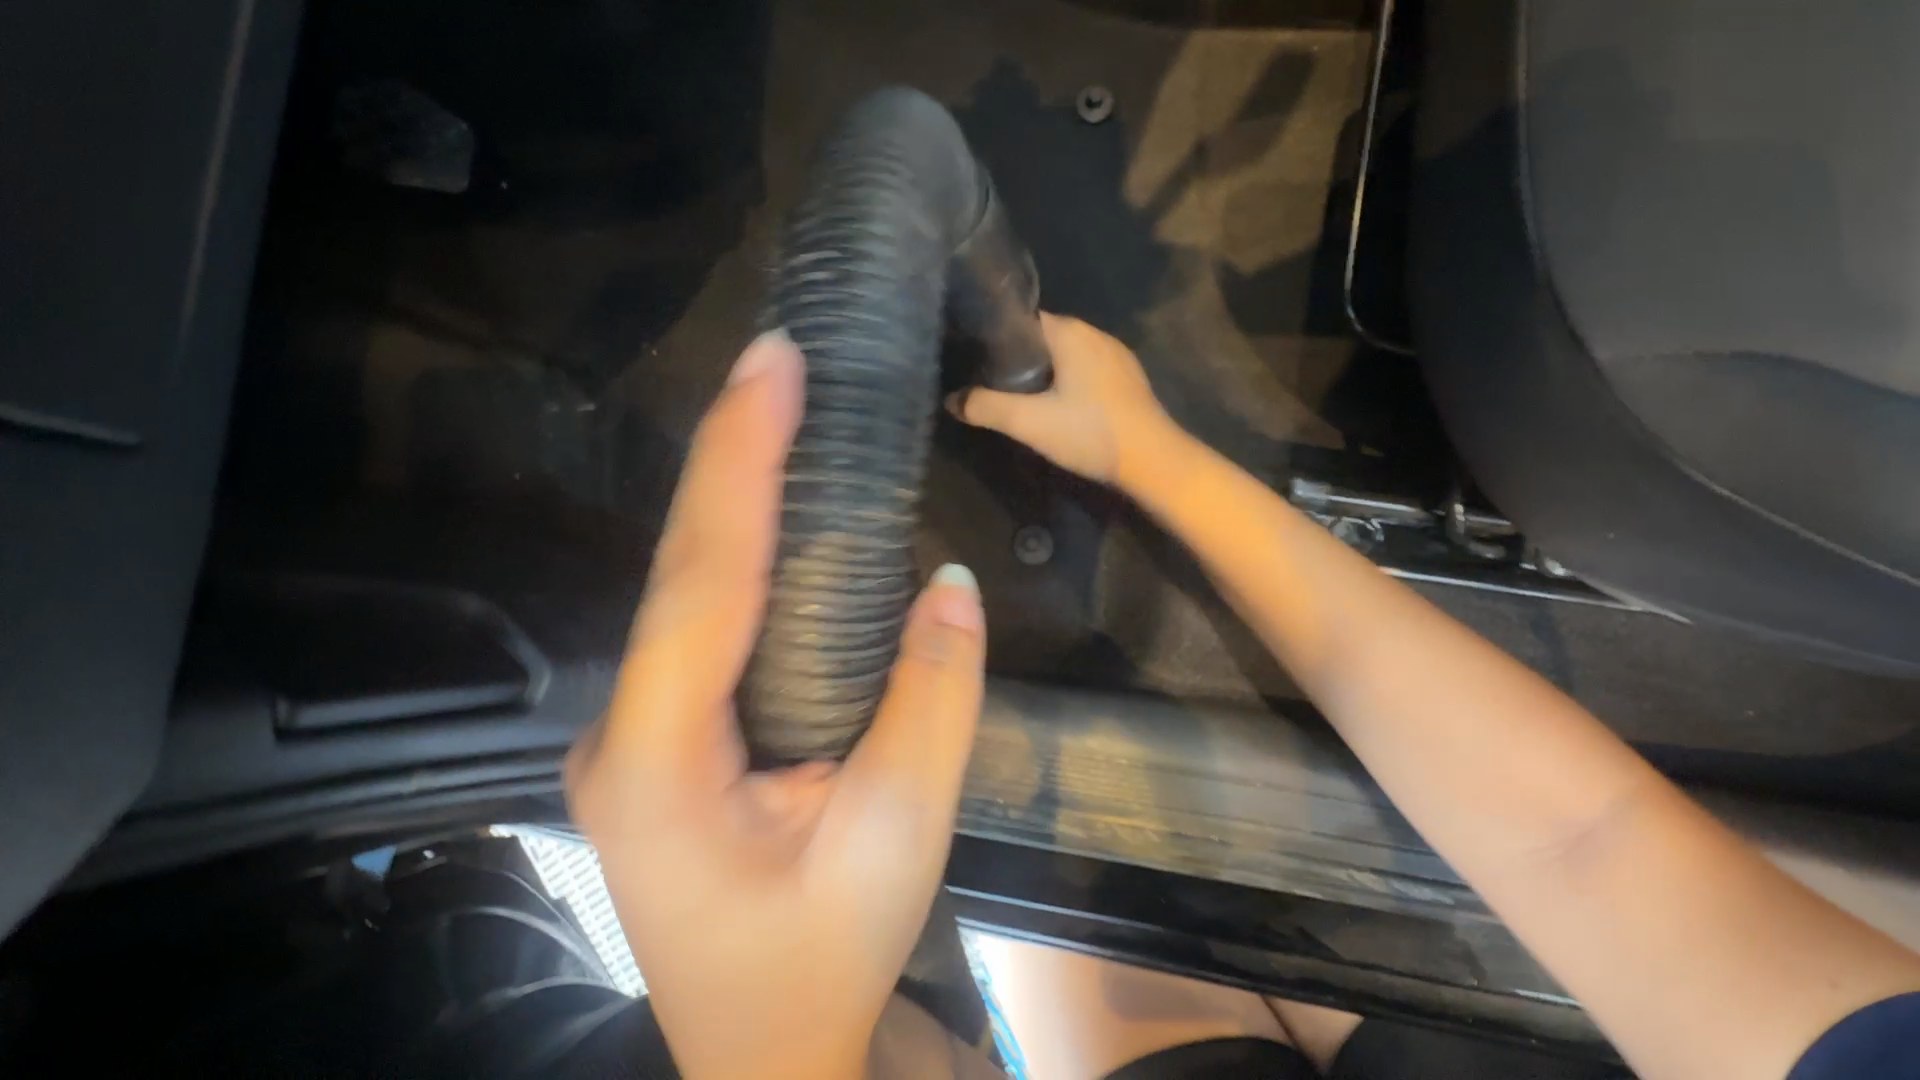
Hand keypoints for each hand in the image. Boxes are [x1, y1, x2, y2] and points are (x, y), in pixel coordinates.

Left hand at [566, 332, 987, 1079]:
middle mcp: (619, 735)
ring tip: (777, 407)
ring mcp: (631, 738)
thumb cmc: (825, 959)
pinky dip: (738, 555)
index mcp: (656, 763)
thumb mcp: (897, 842)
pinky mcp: (661, 742)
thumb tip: (951, 590)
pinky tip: (771, 507)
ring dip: (731, 498)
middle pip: (680, 574)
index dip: (737, 466)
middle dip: (727, 459)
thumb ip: (931, 708)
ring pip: (684, 596)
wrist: (768, 1051)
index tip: (771, 369)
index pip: (702, 585)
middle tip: (777, 363)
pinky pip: (701, 629)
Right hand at [947, 313, 1177, 489]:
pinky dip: (1066, 384)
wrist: (1153, 462)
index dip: (997, 337)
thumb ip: (986, 408)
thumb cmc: (1090, 433)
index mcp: (1071, 333)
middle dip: (1017, 358)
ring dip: (1043, 374)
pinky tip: (1056, 409)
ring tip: (1017, 397)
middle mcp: (1095, 335)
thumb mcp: (1029, 423)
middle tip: (989, 383)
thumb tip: (950, 400)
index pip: (1024, 320)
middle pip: (1045, 338)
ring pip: (1067, 357)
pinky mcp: (1127, 381)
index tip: (974, 356)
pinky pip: (1086, 372)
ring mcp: (1116, 358)